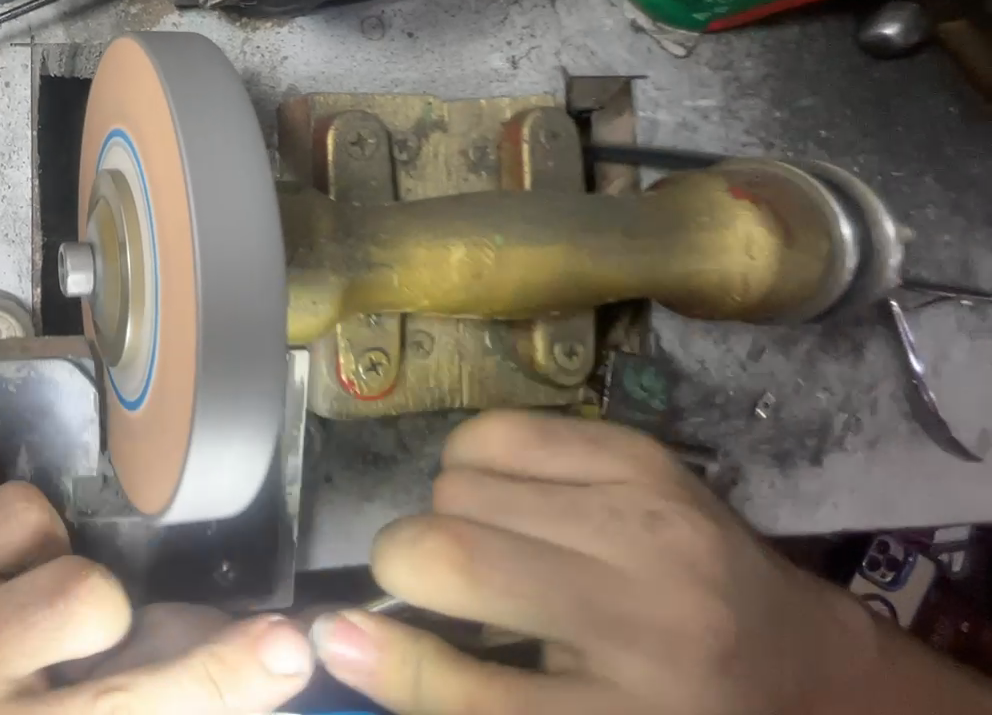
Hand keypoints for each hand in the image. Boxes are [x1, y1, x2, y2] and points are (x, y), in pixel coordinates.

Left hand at [0, 430, 313, 714]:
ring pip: (19, 510)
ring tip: (2, 568)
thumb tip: (277, 644)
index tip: (283, 641)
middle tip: (56, 605)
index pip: (136, 707)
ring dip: (27, 531)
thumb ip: (162, 682)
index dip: (219, 673)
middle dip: (86, 591)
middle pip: (80, 594)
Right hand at [310, 411, 886, 714]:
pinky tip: (521, 505)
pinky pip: (492, 431)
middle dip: (428, 557)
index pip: (457, 584)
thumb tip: (325, 631)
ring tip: (507, 550)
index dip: (396, 595)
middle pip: (446, 522)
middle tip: (477, 595)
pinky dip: (479, 468)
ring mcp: (644, 492)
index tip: (391, 616)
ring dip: (455, 512)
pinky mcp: (632, 447)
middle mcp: (647, 566)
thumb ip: (435, 686)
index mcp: (635, 662)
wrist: (794, 664)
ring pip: (458, 472)